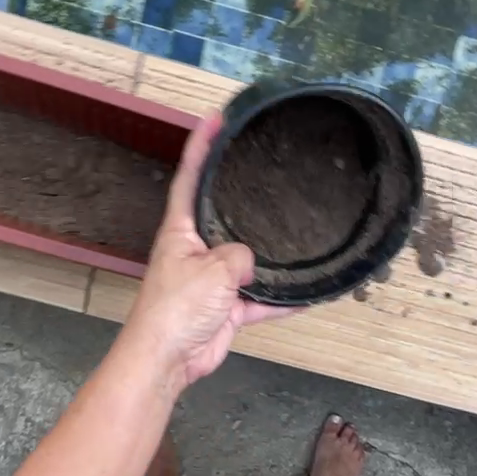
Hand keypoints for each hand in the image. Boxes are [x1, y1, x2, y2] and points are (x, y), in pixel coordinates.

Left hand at [117, 113, 293, 389]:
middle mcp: (196, 250)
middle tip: (269, 171)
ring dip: (269, 257)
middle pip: (223, 216)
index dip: (201, 146)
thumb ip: (239, 255)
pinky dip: (281, 301)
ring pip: (247, 261)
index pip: (191, 178)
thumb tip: (250, 263)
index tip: (216, 118)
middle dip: (242, 197)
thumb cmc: (177, 308)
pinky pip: (260, 300)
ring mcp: (212, 280)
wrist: (169, 358)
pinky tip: (307, 295)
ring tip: (299, 234)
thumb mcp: (214, 269)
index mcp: (180, 231)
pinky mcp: (225, 308)